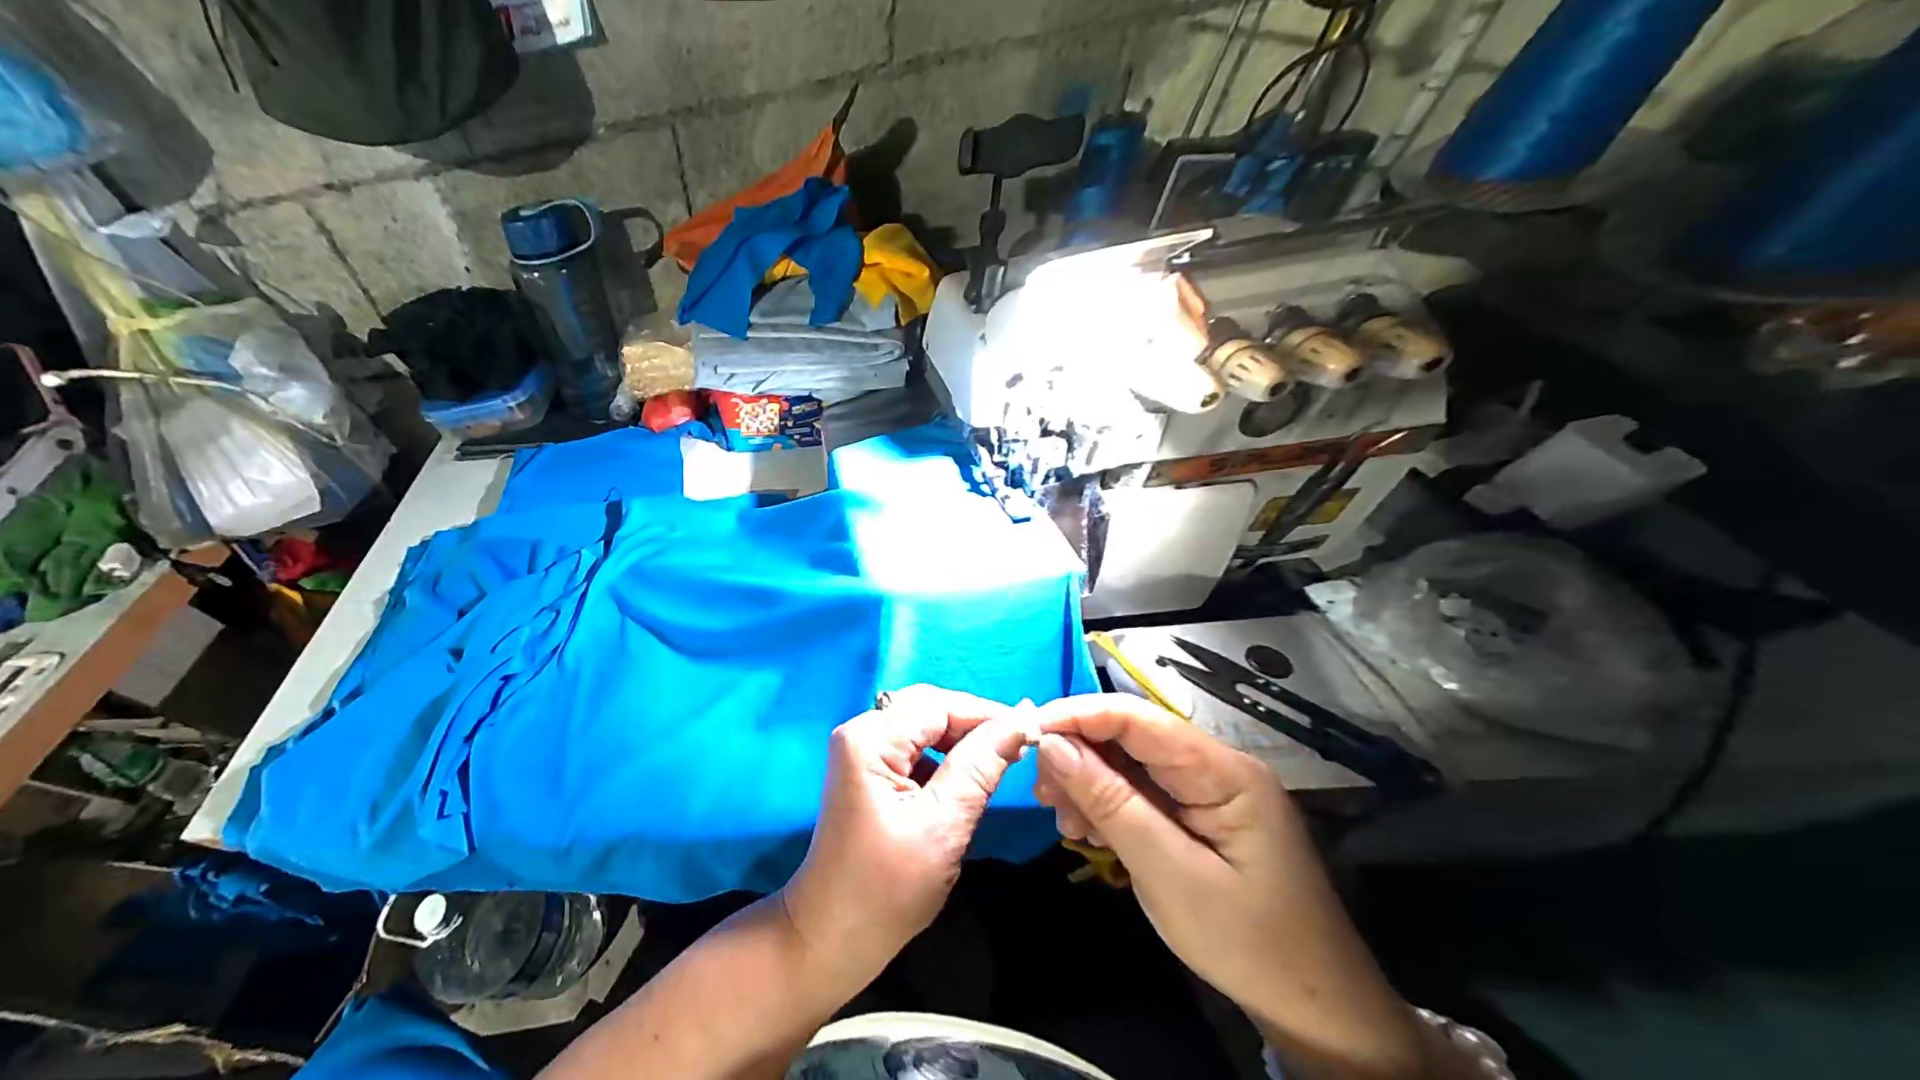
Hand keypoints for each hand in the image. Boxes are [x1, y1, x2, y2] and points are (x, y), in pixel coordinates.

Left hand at [780, 685, 1030, 990]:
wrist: (831, 938)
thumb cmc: (887, 888)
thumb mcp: (944, 824)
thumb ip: (981, 766)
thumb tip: (1022, 721)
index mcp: (870, 740)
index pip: (939, 705)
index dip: (987, 714)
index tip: (1032, 731)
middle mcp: (861, 733)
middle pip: (930, 709)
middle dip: (975, 724)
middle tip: (1020, 746)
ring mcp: (862, 752)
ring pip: (925, 726)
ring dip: (962, 740)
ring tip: (1001, 760)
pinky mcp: (868, 772)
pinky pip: (915, 747)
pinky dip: (945, 756)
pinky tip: (969, 775)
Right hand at [1033, 694, 1429, 1079]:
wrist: (1316, 1006)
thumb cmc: (1248, 942)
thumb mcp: (1169, 874)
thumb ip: (1111, 802)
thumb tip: (1053, 746)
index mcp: (1223, 770)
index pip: (1138, 717)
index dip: (1078, 714)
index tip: (1027, 732)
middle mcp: (1217, 765)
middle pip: (1133, 736)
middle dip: (1080, 754)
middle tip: (1043, 795)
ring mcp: (1211, 789)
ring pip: (1133, 763)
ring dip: (1091, 783)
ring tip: (1066, 822)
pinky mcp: (1202, 813)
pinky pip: (1145, 791)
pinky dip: (1111, 805)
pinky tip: (1092, 831)